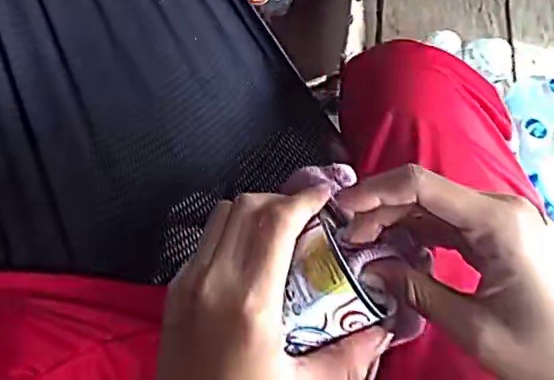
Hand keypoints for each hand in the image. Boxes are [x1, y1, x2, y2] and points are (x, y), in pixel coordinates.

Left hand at [158, 186, 393, 379]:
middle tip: (307, 215)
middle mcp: (212, 281)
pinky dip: (230, 234)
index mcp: (248, 303)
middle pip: (245, 206)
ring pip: (221, 215)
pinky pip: (205, 242)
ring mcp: (188, 282)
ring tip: (282, 234)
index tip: (324, 195)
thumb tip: (378, 331)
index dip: (302, 199)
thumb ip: (345, 359)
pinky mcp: (174, 291)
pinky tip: (251, 261)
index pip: (274, 222)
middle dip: (279, 200)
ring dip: (252, 212)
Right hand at [336, 165, 553, 379]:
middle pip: (421, 190)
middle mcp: (500, 208)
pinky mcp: (499, 234)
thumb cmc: (545, 358)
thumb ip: (415, 289)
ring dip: (394, 219)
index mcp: (498, 220)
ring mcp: (501, 219)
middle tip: (350, 234)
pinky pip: (445, 220)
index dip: (374, 191)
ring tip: (366, 242)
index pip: (419, 184)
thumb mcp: (473, 328)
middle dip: (380, 208)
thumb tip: (368, 267)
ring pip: (429, 203)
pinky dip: (416, 230)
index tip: (342, 207)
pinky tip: (397, 248)